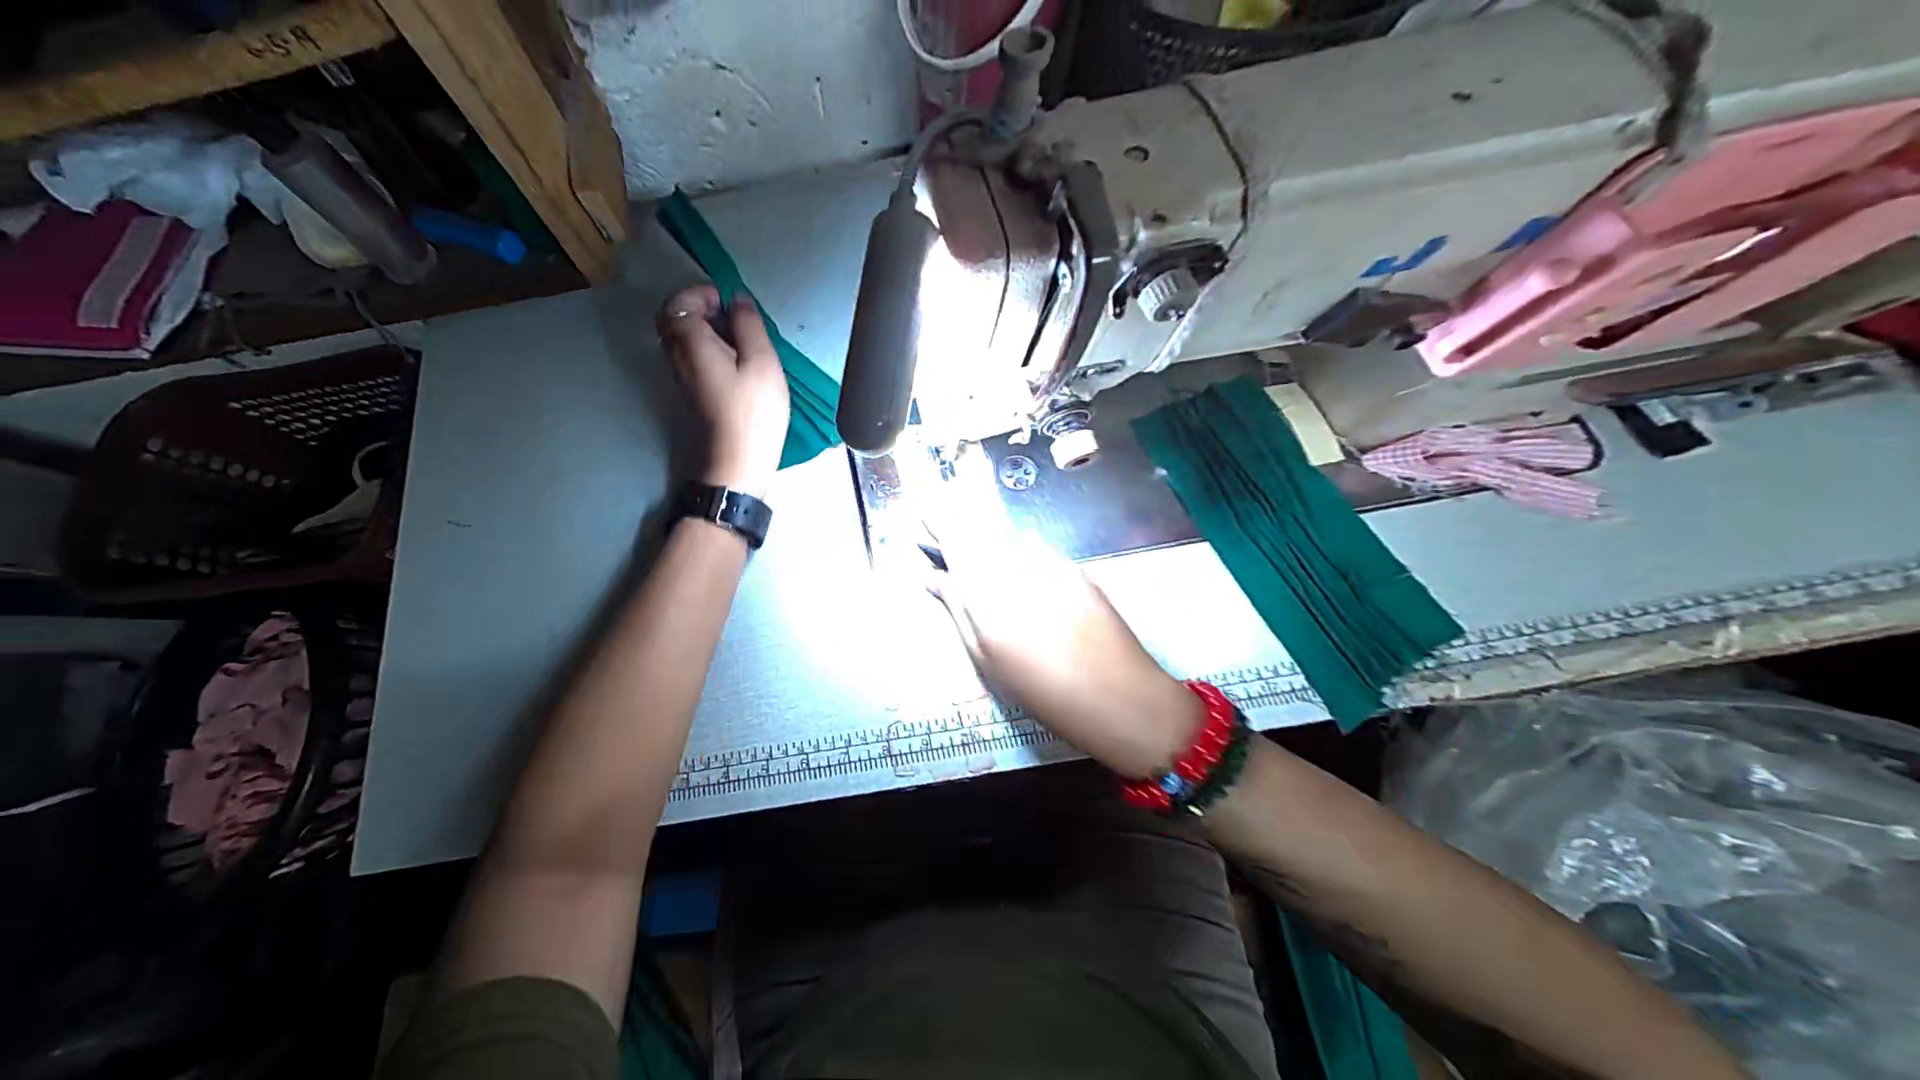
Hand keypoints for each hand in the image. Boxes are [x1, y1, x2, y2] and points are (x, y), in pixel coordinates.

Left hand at [657, 285, 789, 496]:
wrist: (734, 465)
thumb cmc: (752, 413)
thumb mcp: (762, 362)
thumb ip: (749, 325)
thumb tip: (737, 300)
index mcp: (689, 341)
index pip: (678, 302)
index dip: (701, 293)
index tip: (728, 302)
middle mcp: (675, 356)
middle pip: (674, 319)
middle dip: (700, 309)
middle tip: (732, 317)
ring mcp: (679, 377)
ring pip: (681, 340)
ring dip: (704, 331)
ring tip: (739, 341)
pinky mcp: (690, 394)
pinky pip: (690, 358)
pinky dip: (707, 350)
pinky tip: (735, 364)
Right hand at [920, 460, 1200, 778]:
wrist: (1118, 693)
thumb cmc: (1041, 688)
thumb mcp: (987, 657)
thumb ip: (958, 608)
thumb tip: (935, 577)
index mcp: (987, 588)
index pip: (955, 537)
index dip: (937, 519)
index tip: (923, 509)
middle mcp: (1017, 563)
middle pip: (981, 527)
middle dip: (960, 522)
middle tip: (944, 523)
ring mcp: (1050, 561)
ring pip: (1008, 537)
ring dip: (989, 539)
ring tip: (978, 553)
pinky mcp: (1075, 567)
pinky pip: (1036, 549)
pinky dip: (1020, 553)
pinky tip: (1020, 573)